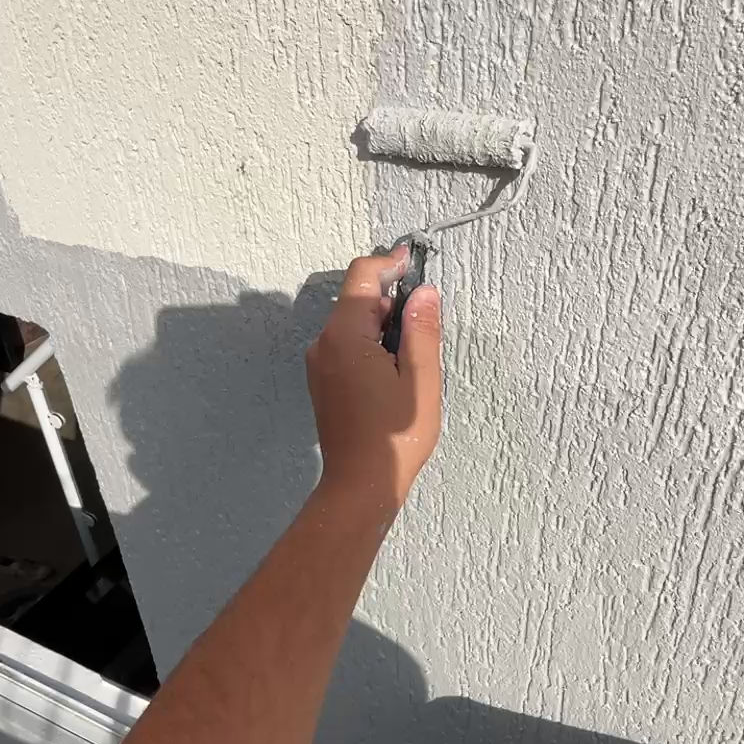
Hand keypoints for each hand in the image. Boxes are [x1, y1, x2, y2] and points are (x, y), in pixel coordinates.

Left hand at [305, 245, 442, 511]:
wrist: (361, 484)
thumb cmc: (395, 437)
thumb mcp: (421, 380)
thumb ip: (421, 330)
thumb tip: (423, 292)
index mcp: (345, 336)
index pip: (362, 277)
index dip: (389, 262)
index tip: (414, 258)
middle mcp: (323, 344)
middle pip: (357, 300)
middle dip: (392, 302)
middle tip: (424, 327)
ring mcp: (319, 364)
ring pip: (352, 325)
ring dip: (382, 327)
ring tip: (411, 361)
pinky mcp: (322, 382)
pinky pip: (346, 347)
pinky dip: (370, 345)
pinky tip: (393, 375)